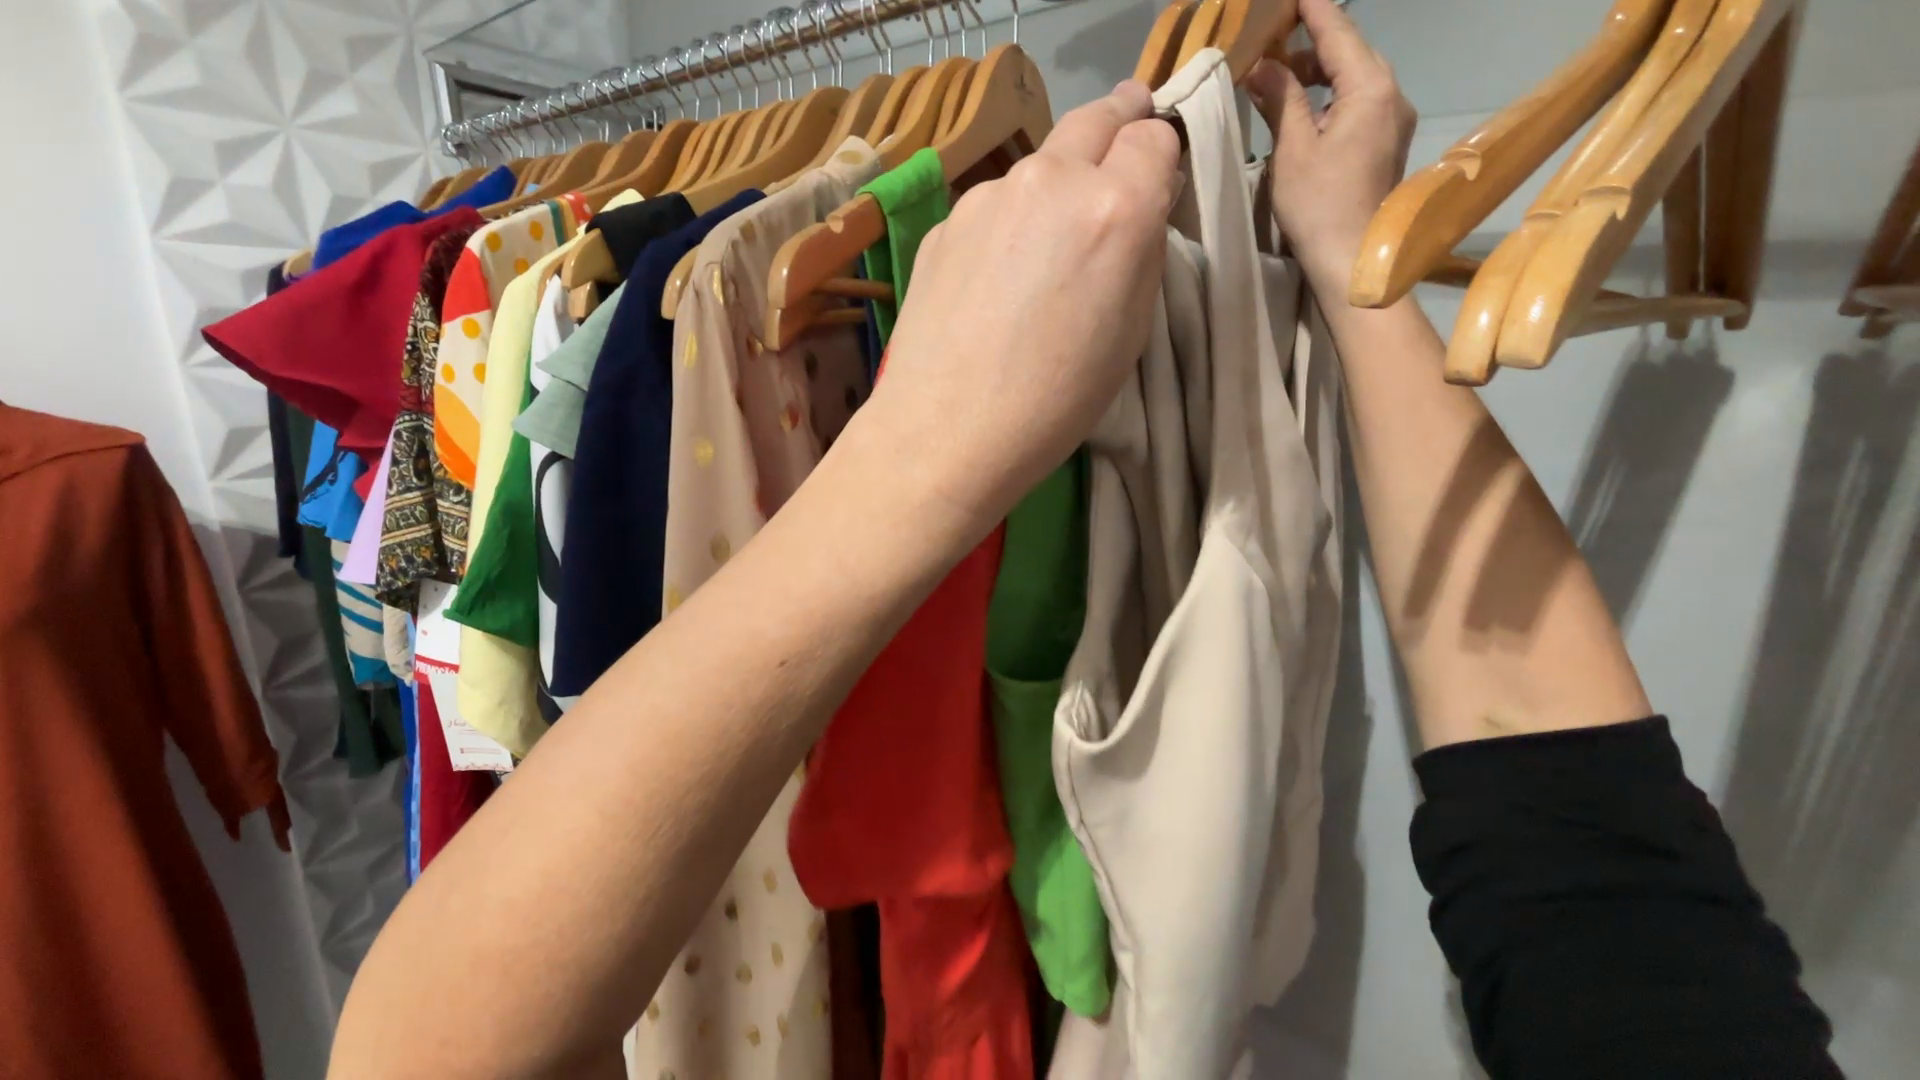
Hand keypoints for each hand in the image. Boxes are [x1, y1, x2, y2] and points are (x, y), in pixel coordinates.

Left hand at [855, 81, 1180, 544]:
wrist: (947, 432)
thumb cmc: (1056, 400)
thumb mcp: (1131, 331)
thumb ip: (1143, 252)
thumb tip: (1142, 208)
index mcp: (1114, 207)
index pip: (1154, 136)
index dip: (1161, 155)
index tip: (1158, 180)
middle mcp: (1050, 181)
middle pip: (1096, 119)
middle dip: (1118, 128)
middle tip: (1122, 155)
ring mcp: (988, 198)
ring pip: (1039, 168)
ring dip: (1056, 187)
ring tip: (1046, 252)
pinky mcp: (944, 224)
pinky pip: (994, 208)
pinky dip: (1009, 225)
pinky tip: (996, 282)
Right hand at [1248, 0, 1417, 294]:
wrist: (1353, 259)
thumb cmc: (1319, 204)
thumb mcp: (1293, 148)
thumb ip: (1281, 99)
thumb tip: (1262, 65)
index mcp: (1371, 88)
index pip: (1339, 32)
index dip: (1313, 10)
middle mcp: (1393, 94)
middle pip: (1352, 52)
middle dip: (1313, 43)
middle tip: (1272, 42)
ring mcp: (1395, 120)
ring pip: (1357, 78)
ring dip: (1320, 74)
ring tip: (1279, 79)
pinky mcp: (1388, 143)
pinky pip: (1360, 103)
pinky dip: (1331, 97)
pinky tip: (1303, 109)